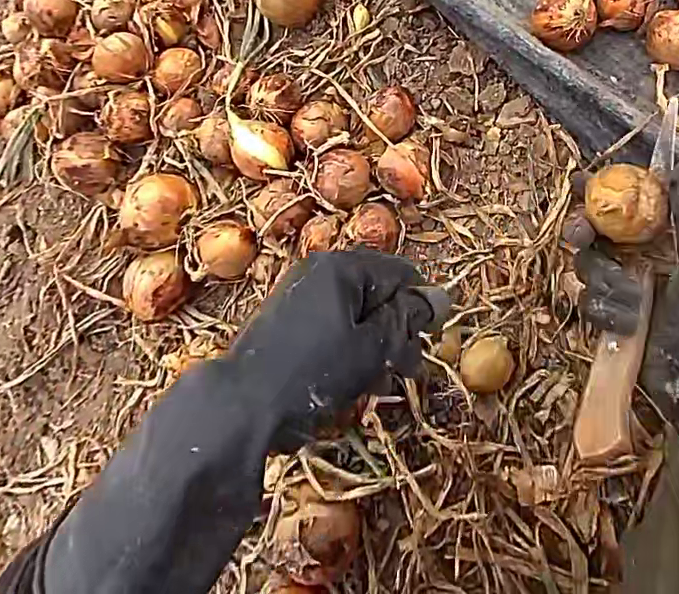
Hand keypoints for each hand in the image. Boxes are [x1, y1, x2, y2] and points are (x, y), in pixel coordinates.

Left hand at [18, 250, 437, 593]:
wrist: (236, 412)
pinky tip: (350, 381)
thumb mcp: (373, 344)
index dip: (419, 308)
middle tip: (406, 368)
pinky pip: (331, 326)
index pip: (402, 275)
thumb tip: (441, 297)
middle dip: (397, 330)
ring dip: (375, 344)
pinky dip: (347, 349)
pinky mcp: (284, 323)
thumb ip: (409, 317)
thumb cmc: (313, 371)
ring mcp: (298, 296)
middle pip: (378, 293)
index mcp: (342, 266)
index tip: (427, 342)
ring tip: (380, 381)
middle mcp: (319, 271)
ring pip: (355, 313)